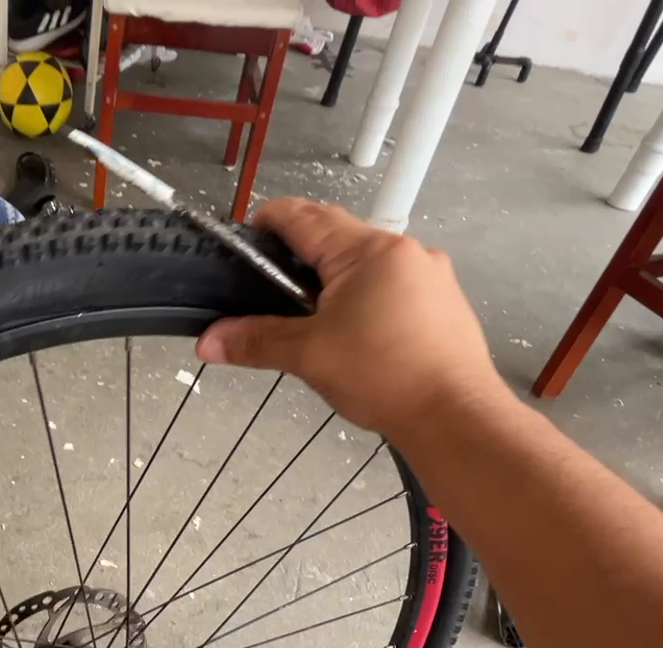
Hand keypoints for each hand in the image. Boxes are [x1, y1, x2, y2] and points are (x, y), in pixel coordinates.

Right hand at [196, 199, 506, 441]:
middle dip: (299, 258)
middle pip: (337, 239)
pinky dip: (361, 301)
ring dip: (332, 283)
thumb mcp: (308, 356)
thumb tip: (208, 342)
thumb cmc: (384, 375)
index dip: (270, 220)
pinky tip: (351, 336)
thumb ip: (256, 341)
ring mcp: (430, 276)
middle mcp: (404, 251)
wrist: (454, 416)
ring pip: (365, 266)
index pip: (306, 217)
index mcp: (368, 251)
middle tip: (267, 289)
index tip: (246, 235)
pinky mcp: (442, 305)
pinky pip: (390, 288)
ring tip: (307, 320)